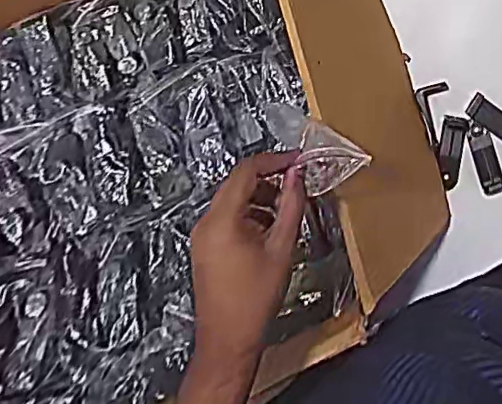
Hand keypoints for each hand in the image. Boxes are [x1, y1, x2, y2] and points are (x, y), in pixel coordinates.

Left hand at [184, 152, 304, 397]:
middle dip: (269, 175)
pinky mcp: (205, 246)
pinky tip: (270, 225)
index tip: (299, 160)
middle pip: (238, 181)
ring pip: (234, 197)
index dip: (275, 160)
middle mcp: (206, 222)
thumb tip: (297, 172)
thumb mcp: (282, 245)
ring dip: (261, 193)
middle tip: (297, 177)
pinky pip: (228, 214)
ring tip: (287, 205)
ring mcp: (202, 235)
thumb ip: (292, 203)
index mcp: (222, 220)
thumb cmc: (256, 295)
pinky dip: (251, 210)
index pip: (247, 170)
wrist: (228, 341)